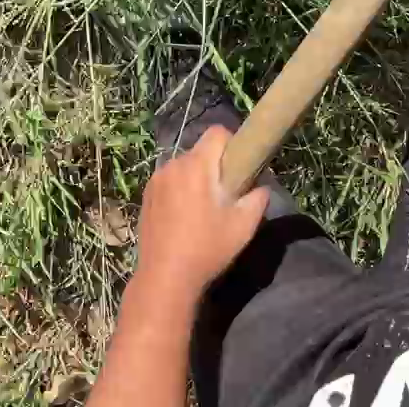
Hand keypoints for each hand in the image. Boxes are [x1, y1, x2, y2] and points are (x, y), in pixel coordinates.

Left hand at [134, 126, 268, 292]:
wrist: (165, 277)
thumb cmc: (207, 249)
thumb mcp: (243, 227)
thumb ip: (258, 199)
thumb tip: (262, 185)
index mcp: (197, 165)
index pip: (217, 132)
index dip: (232, 143)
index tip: (239, 167)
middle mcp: (174, 164)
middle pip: (200, 151)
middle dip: (215, 165)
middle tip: (225, 194)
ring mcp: (157, 178)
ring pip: (184, 166)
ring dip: (196, 178)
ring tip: (203, 209)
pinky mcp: (146, 193)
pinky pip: (170, 179)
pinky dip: (180, 188)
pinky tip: (183, 217)